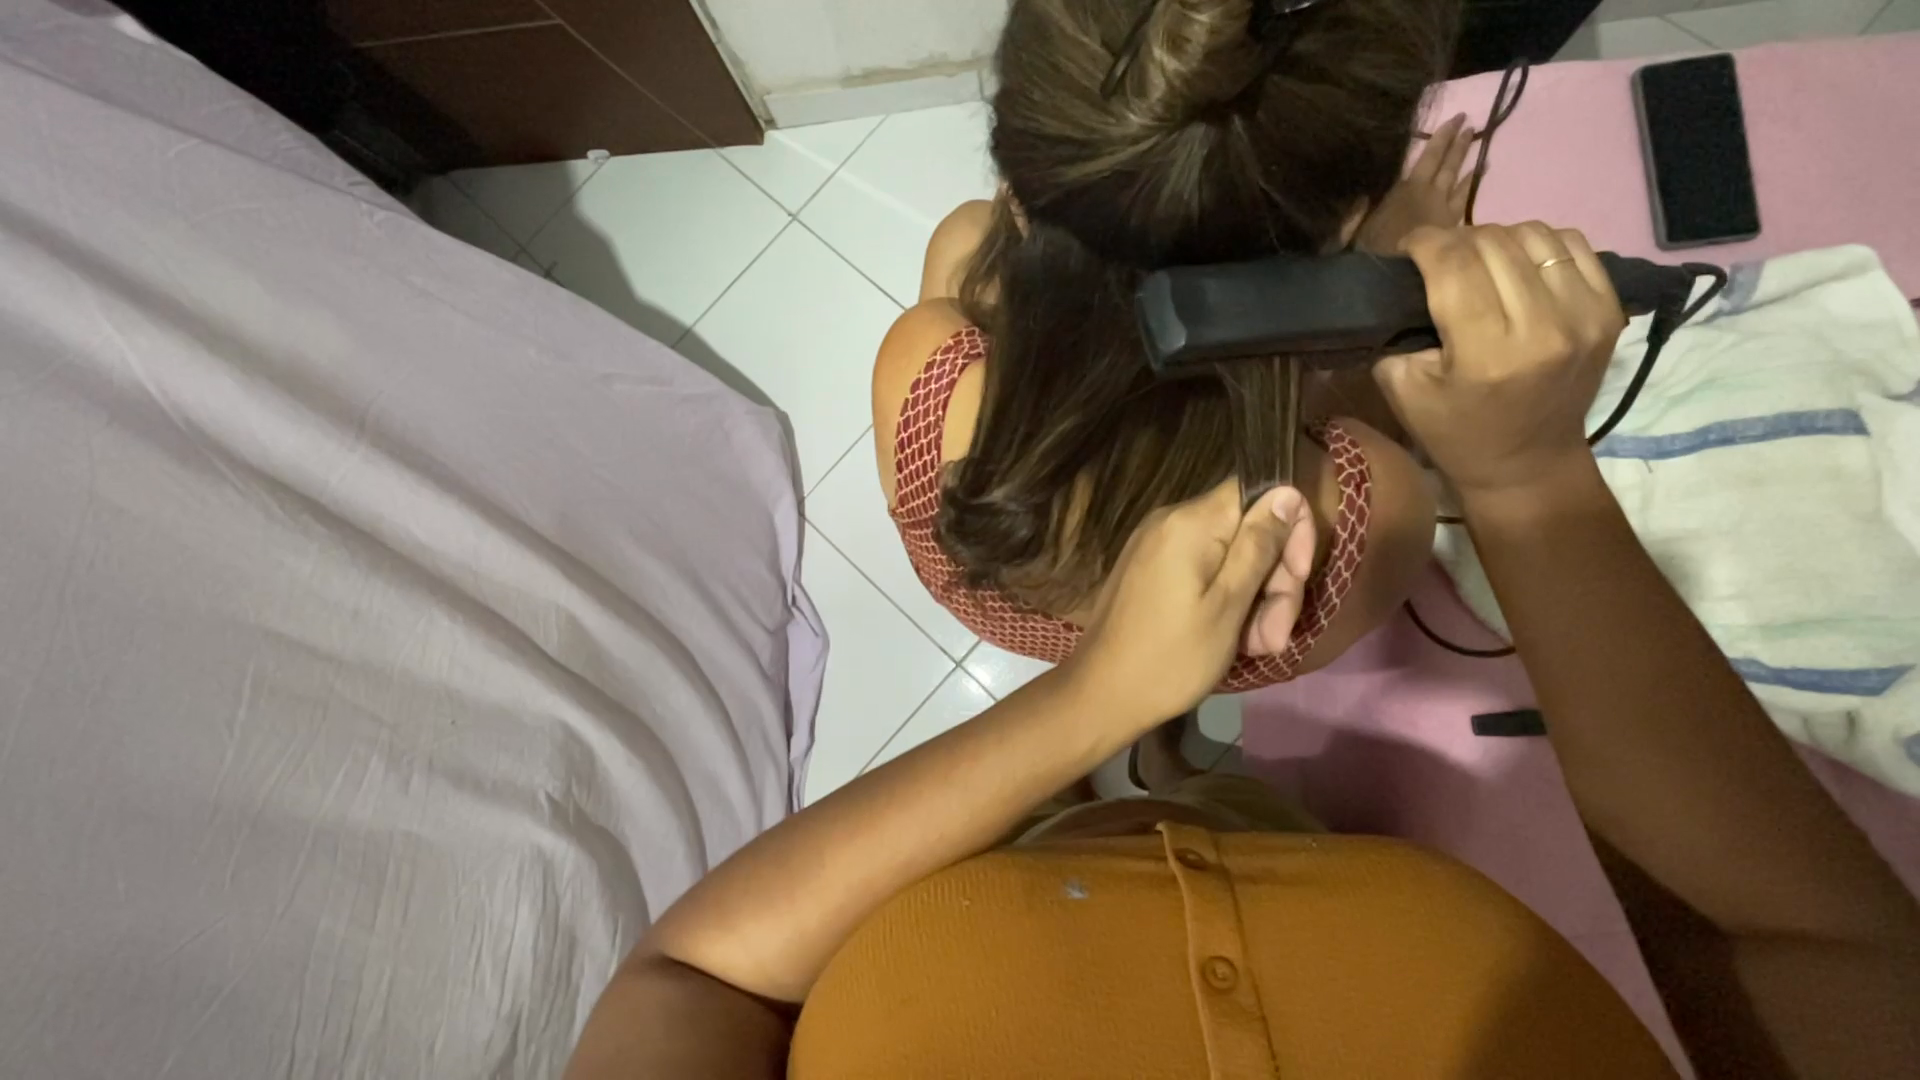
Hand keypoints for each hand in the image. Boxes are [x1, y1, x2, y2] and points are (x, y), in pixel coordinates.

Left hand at [1062, 480, 1315, 725]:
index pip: (1260, 491)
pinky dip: (1224, 601)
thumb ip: (1259, 546)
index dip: (1291, 528)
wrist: (1101, 694)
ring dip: (1253, 599)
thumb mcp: (1228, 604)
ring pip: (1227, 556)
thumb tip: (1287, 492)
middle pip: (1245, 529)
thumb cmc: (1171, 656)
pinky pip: (1201, 571)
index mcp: (1189, 522)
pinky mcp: (1149, 571)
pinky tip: (1236, 640)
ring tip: (1259, 648)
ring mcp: (1155, 546)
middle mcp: (1169, 521)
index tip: (1298, 577)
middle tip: (1277, 634)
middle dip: (1273, 579)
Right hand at [1354, 115, 1475, 254]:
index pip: (1428, 157)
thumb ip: (1356, 212)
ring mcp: (1442, 212)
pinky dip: (1470, 183)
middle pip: (1447, 164)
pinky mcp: (1450, 228)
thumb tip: (1360, 193)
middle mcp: (1428, 195)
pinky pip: (1464, 199)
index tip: (1455, 118)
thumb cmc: (1369, 255)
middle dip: (1457, 143)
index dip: (1441, 137)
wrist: (1394, 282)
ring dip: (1466, 159)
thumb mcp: (1353, 232)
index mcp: (1405, 191)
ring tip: (1476, 140)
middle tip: (1468, 122)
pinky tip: (1478, 172)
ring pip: (1458, 179)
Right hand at [1371, 223, 1627, 497]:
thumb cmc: (1454, 432)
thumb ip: (1398, 335)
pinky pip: (1571, 246)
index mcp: (1486, 353)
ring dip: (1496, 238)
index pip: (1454, 265)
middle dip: (1455, 240)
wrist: (1527, 462)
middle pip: (1493, 243)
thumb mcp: (1404, 391)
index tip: (1407, 245)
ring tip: (1477, 258)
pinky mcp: (1608, 311)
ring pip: (1533, 235)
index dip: (1425, 242)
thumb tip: (1407, 283)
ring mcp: (1584, 315)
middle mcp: (1543, 326)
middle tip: (1436, 256)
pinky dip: (1537, 244)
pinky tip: (1517, 264)